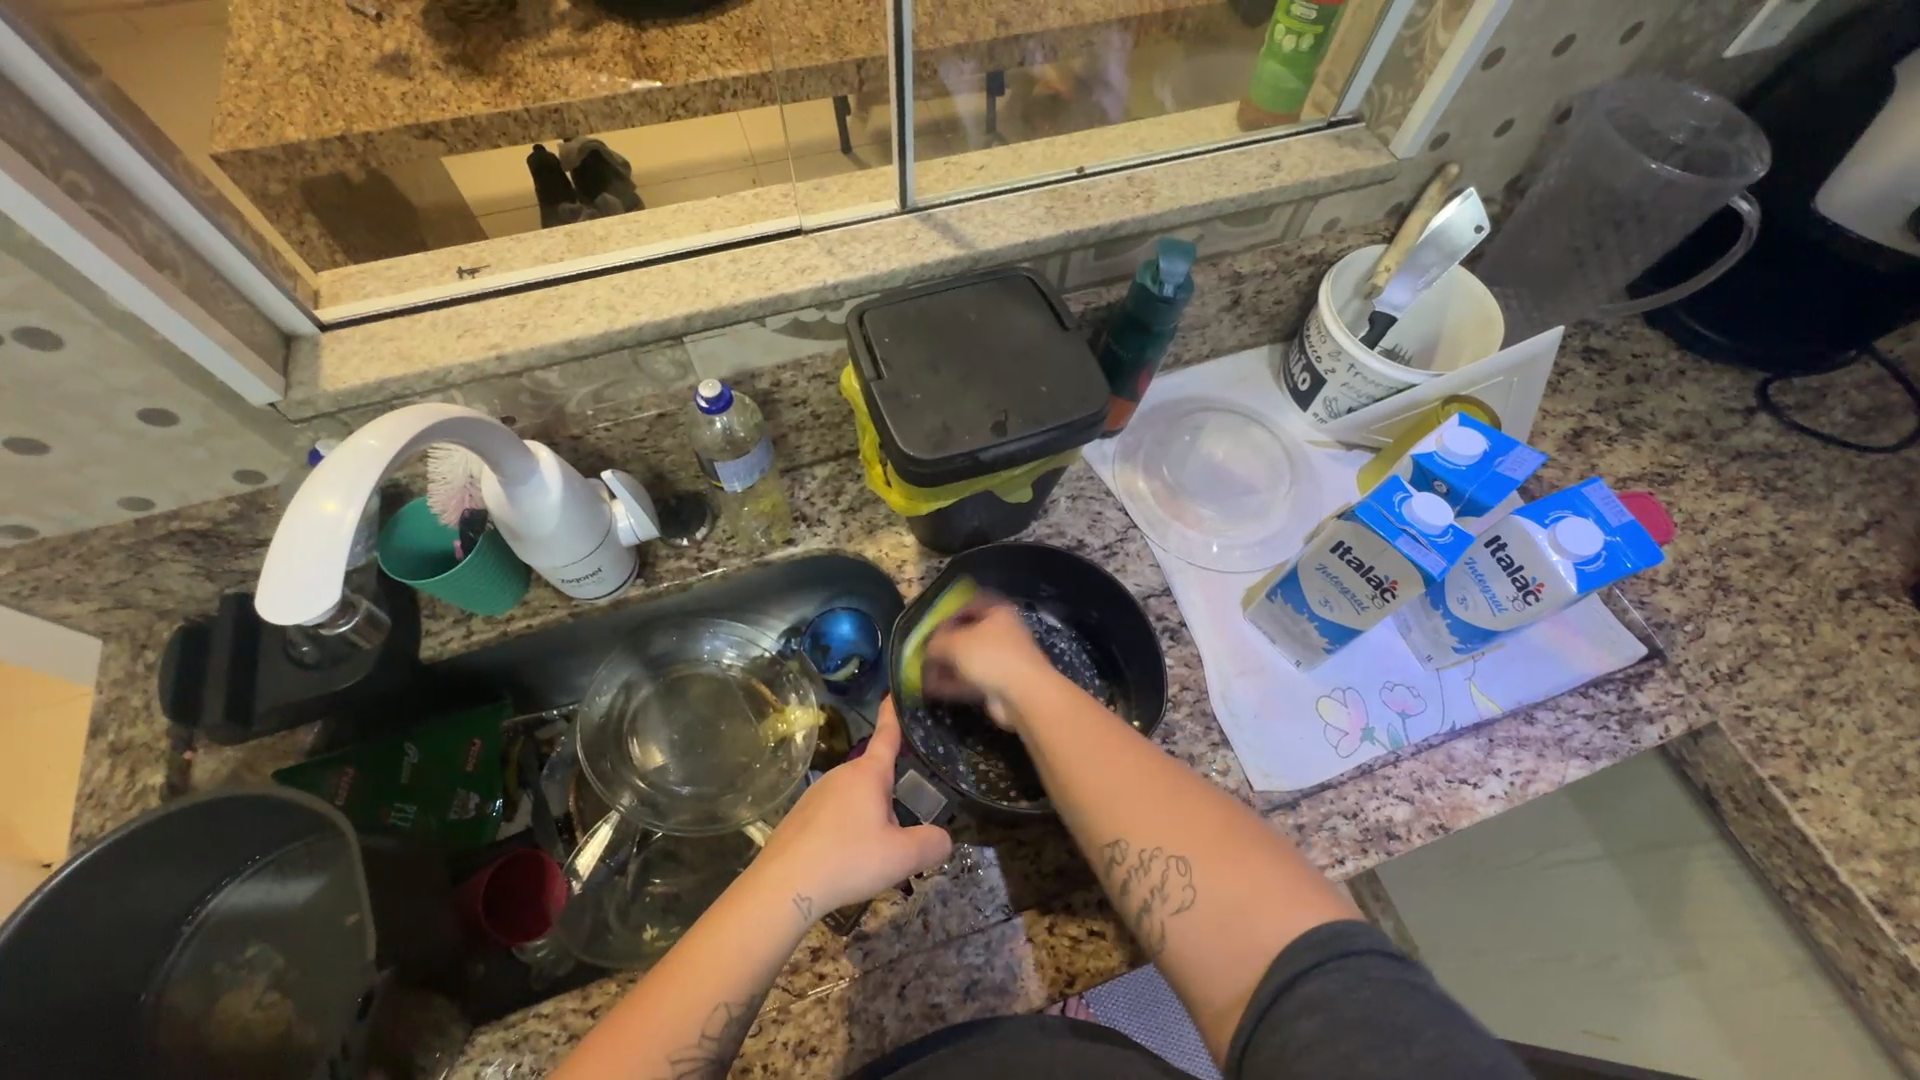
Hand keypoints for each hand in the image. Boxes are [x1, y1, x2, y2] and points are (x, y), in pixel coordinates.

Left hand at [747, 699, 951, 918]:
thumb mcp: (902, 857)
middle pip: (875, 779)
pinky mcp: (799, 816)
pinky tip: (842, 862)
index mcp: (868, 774)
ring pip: (855, 800)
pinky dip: (843, 833)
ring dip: (867, 819)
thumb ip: (932, 844)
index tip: (893, 693)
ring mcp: (815, 794)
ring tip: (868, 857)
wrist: (783, 886)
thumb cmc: (848, 860)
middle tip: (898, 837)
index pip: (887, 736)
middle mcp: (840, 774)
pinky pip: (833, 817)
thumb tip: (943, 839)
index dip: (893, 715)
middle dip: (889, 800)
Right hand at [923, 598, 1056, 729]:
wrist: (1023, 695)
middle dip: (944, 645)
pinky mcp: (999, 683)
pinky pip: (971, 679)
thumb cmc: (990, 656)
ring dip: (946, 666)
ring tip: (922, 674)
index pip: (969, 605)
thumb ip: (937, 642)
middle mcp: (1002, 632)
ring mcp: (1002, 659)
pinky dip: (953, 683)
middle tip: (923, 653)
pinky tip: (932, 689)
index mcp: (997, 612)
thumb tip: (928, 647)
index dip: (947, 614)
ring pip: (968, 659)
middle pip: (967, 634)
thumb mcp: (955, 643)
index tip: (929, 625)